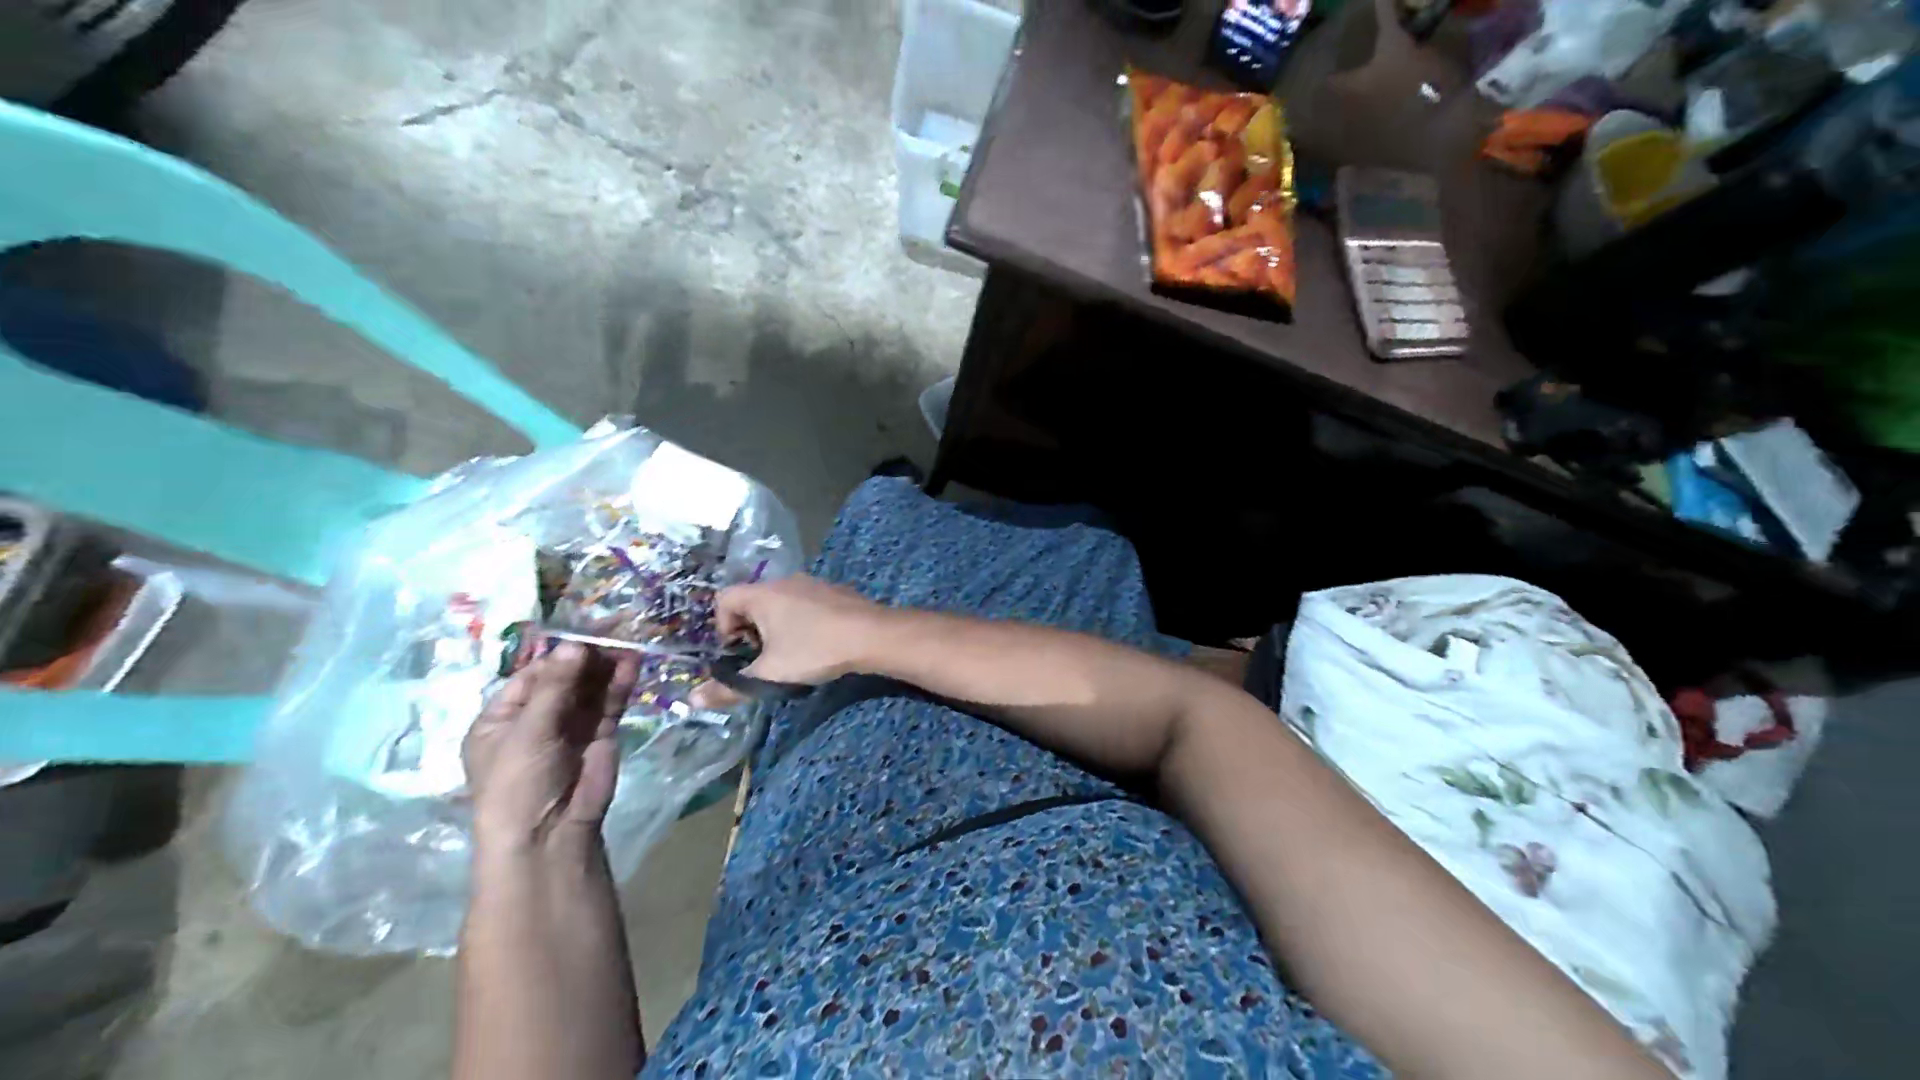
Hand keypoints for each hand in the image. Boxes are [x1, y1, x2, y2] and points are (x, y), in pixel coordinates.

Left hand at [462, 642, 638, 854]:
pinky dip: (620, 684)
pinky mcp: (599, 737)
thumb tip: (574, 644)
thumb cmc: (518, 783)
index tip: (583, 631)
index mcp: (501, 720)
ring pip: (589, 689)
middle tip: (614, 629)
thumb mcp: (528, 732)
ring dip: (607, 666)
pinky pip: (608, 704)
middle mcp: (535, 720)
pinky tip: (633, 664)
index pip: (531, 676)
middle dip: (587, 656)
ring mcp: (569, 728)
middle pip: (564, 678)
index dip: (557, 654)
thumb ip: (555, 687)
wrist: (548, 835)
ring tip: (629, 641)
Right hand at [713, 575, 890, 685]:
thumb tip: (692, 702)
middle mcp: (785, 581)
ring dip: (775, 626)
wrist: (871, 635)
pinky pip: (805, 602)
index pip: (724, 599)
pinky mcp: (834, 591)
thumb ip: (730, 688)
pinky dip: (800, 620)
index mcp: (762, 594)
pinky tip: (816, 643)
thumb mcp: (769, 674)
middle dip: (749, 629)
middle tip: (762, 657)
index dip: (721, 626)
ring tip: (789, 653)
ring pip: (780, 601)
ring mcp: (812, 583)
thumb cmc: (814, 650)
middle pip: (752, 600)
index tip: (737, 652)